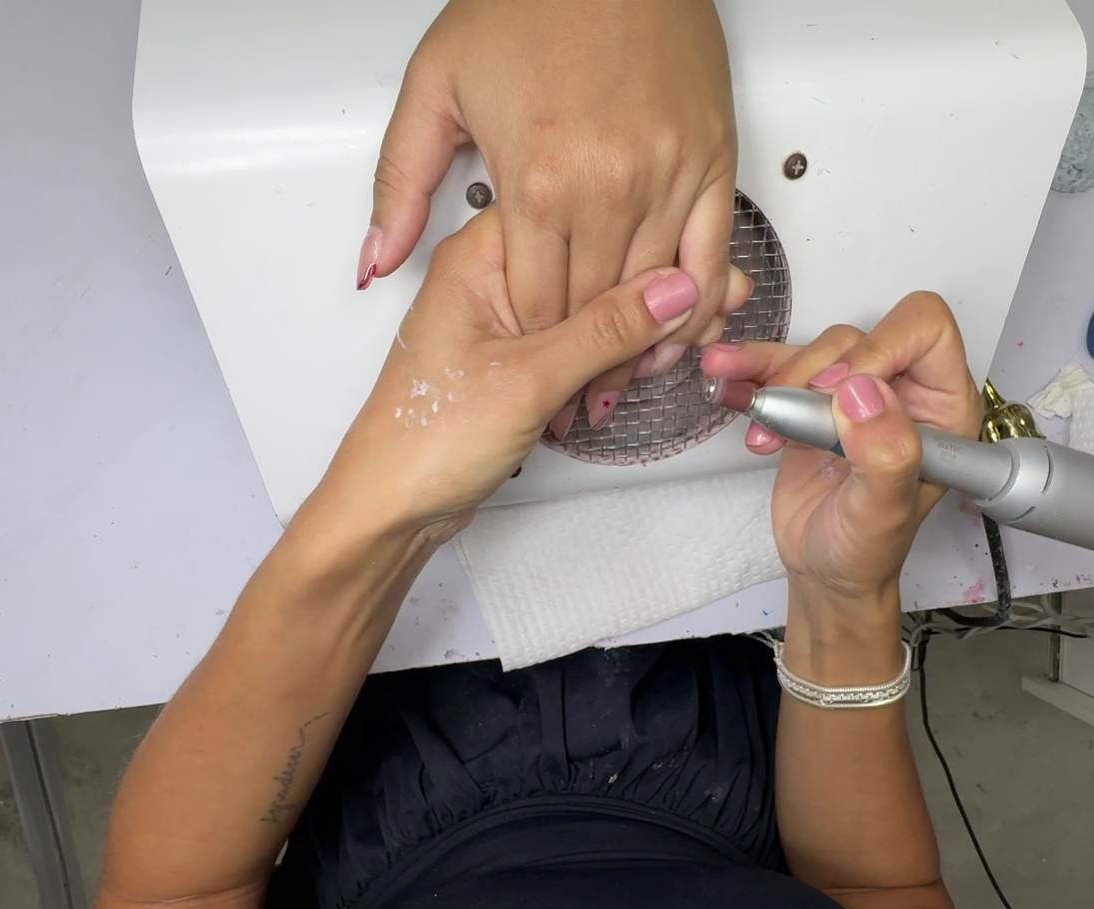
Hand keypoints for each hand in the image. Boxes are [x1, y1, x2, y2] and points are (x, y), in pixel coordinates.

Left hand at [312, 209, 718, 542]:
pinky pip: (575, 340)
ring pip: (588, 305)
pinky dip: (610, 355)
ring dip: (634, 330)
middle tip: (699, 323)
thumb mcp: (530, 379)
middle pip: (592, 261)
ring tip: (681, 350)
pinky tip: (644, 366)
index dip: (643, 250)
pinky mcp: (516, 359)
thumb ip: (606, 329)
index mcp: (481, 255)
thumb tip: (674, 289)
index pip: (580, 218)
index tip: (692, 281)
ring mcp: (506, 320)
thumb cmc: (426, 441)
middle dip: (648, 295)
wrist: (394, 504)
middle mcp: (493, 277)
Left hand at [359, 0, 735, 433]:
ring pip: (654, 296)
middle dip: (586, 369)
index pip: (539, 307)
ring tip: (624, 383)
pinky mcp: (711, 161)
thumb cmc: (526, 3)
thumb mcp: (434, 89)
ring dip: (641, 350)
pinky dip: (699, 303)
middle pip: (594, 312)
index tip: (537, 388)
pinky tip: (682, 331)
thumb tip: (376, 262)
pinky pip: (712, 257)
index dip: (537, 355)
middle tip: (578, 404)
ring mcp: (665, 175)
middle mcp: (607, 186)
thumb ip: (401, 188)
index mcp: (538, 183)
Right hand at [699, 294, 982, 610]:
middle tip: (788, 417)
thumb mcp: (882, 513)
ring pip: (812, 352)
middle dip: (812, 372)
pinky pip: (777, 373)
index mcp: (940, 406)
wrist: (824, 571)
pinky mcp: (808, 408)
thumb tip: (863, 394)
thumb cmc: (866, 550)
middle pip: (856, 339)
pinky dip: (748, 374)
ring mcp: (850, 398)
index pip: (923, 332)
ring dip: (772, 373)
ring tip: (753, 411)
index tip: (836, 393)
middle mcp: (899, 391)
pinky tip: (724, 382)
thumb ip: (886, 455)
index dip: (877, 349)